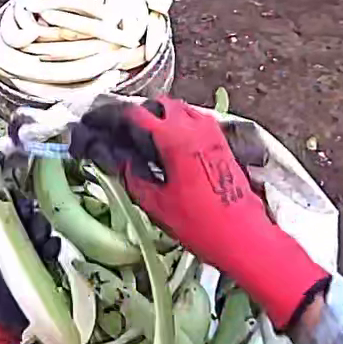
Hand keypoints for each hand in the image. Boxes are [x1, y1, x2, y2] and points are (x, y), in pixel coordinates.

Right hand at [72, 97, 329, 328]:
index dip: (111, 118)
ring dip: (158, 118)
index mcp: (174, 138)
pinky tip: (167, 148)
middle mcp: (194, 127)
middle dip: (137, 115)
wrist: (246, 238)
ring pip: (178, 110)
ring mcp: (212, 132)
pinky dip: (176, 126)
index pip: (134, 114)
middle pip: (158, 105)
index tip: (96, 125)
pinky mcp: (222, 142)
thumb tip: (118, 159)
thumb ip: (132, 174)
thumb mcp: (155, 202)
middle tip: (120, 133)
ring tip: (143, 140)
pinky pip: (193, 121)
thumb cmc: (199, 223)